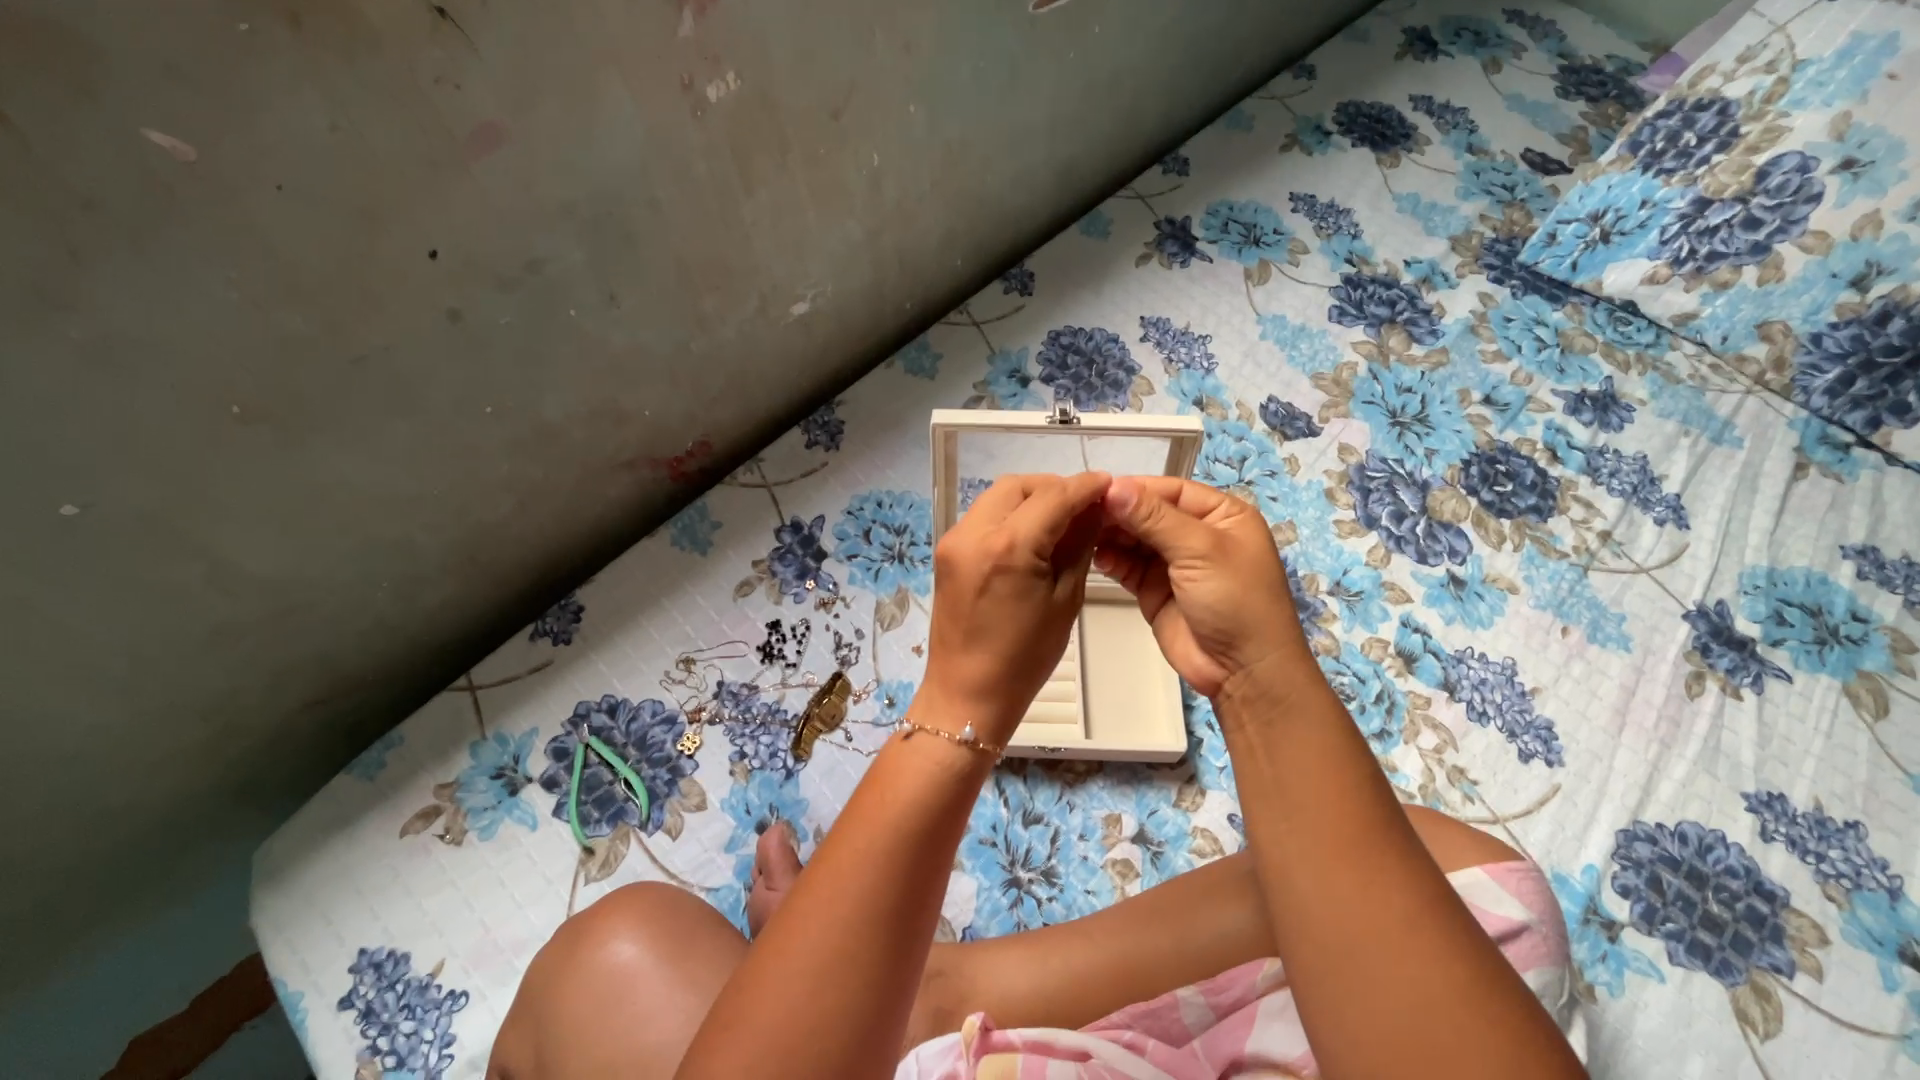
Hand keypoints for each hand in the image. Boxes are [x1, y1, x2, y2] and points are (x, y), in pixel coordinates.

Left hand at [919, 472, 1111, 743]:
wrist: (966, 694)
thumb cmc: (1024, 659)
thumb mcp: (1065, 600)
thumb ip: (1079, 546)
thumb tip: (1095, 511)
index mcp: (1008, 547)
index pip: (1053, 496)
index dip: (1085, 487)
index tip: (1109, 484)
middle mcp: (974, 533)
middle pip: (1020, 486)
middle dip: (1054, 488)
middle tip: (1084, 506)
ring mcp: (954, 541)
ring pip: (998, 497)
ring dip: (1031, 499)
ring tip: (1061, 520)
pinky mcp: (947, 552)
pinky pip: (983, 517)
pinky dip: (1010, 515)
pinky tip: (1033, 535)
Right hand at [1095, 477, 1309, 698]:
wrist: (1243, 670)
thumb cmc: (1236, 600)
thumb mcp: (1200, 550)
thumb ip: (1154, 518)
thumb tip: (1113, 487)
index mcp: (1221, 514)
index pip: (1170, 490)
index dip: (1135, 489)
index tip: (1098, 490)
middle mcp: (1197, 534)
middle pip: (1149, 513)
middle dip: (1119, 513)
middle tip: (1083, 513)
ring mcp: (1174, 563)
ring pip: (1135, 539)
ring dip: (1111, 535)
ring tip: (1083, 533)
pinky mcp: (1154, 590)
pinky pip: (1128, 566)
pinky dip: (1112, 560)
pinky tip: (1096, 557)